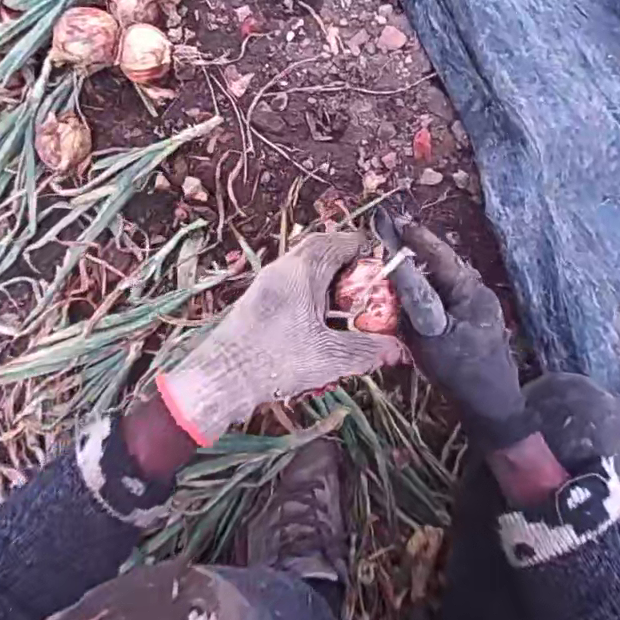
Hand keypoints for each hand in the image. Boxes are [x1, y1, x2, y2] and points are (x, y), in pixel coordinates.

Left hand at [158, 233, 405, 444]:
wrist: (221, 378)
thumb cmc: (275, 359)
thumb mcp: (331, 356)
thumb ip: (367, 349)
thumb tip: (397, 350)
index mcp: (301, 270)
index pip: (337, 241)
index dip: (363, 249)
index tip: (381, 265)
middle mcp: (282, 269)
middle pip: (320, 252)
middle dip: (347, 267)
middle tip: (367, 287)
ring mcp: (267, 285)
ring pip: (304, 270)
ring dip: (328, 283)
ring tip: (347, 308)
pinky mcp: (259, 303)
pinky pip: (292, 288)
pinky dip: (312, 297)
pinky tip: (320, 325)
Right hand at [388, 221, 535, 450]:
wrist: (492, 407)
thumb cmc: (459, 373)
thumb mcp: (428, 336)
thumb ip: (412, 300)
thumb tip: (397, 270)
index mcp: (470, 292)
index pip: (437, 255)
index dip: (412, 237)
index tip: (391, 220)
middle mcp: (478, 292)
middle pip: (443, 262)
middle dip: (416, 247)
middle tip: (392, 232)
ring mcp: (479, 305)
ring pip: (445, 277)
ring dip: (422, 266)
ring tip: (398, 255)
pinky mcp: (475, 318)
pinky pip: (447, 293)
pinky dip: (429, 286)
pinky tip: (414, 290)